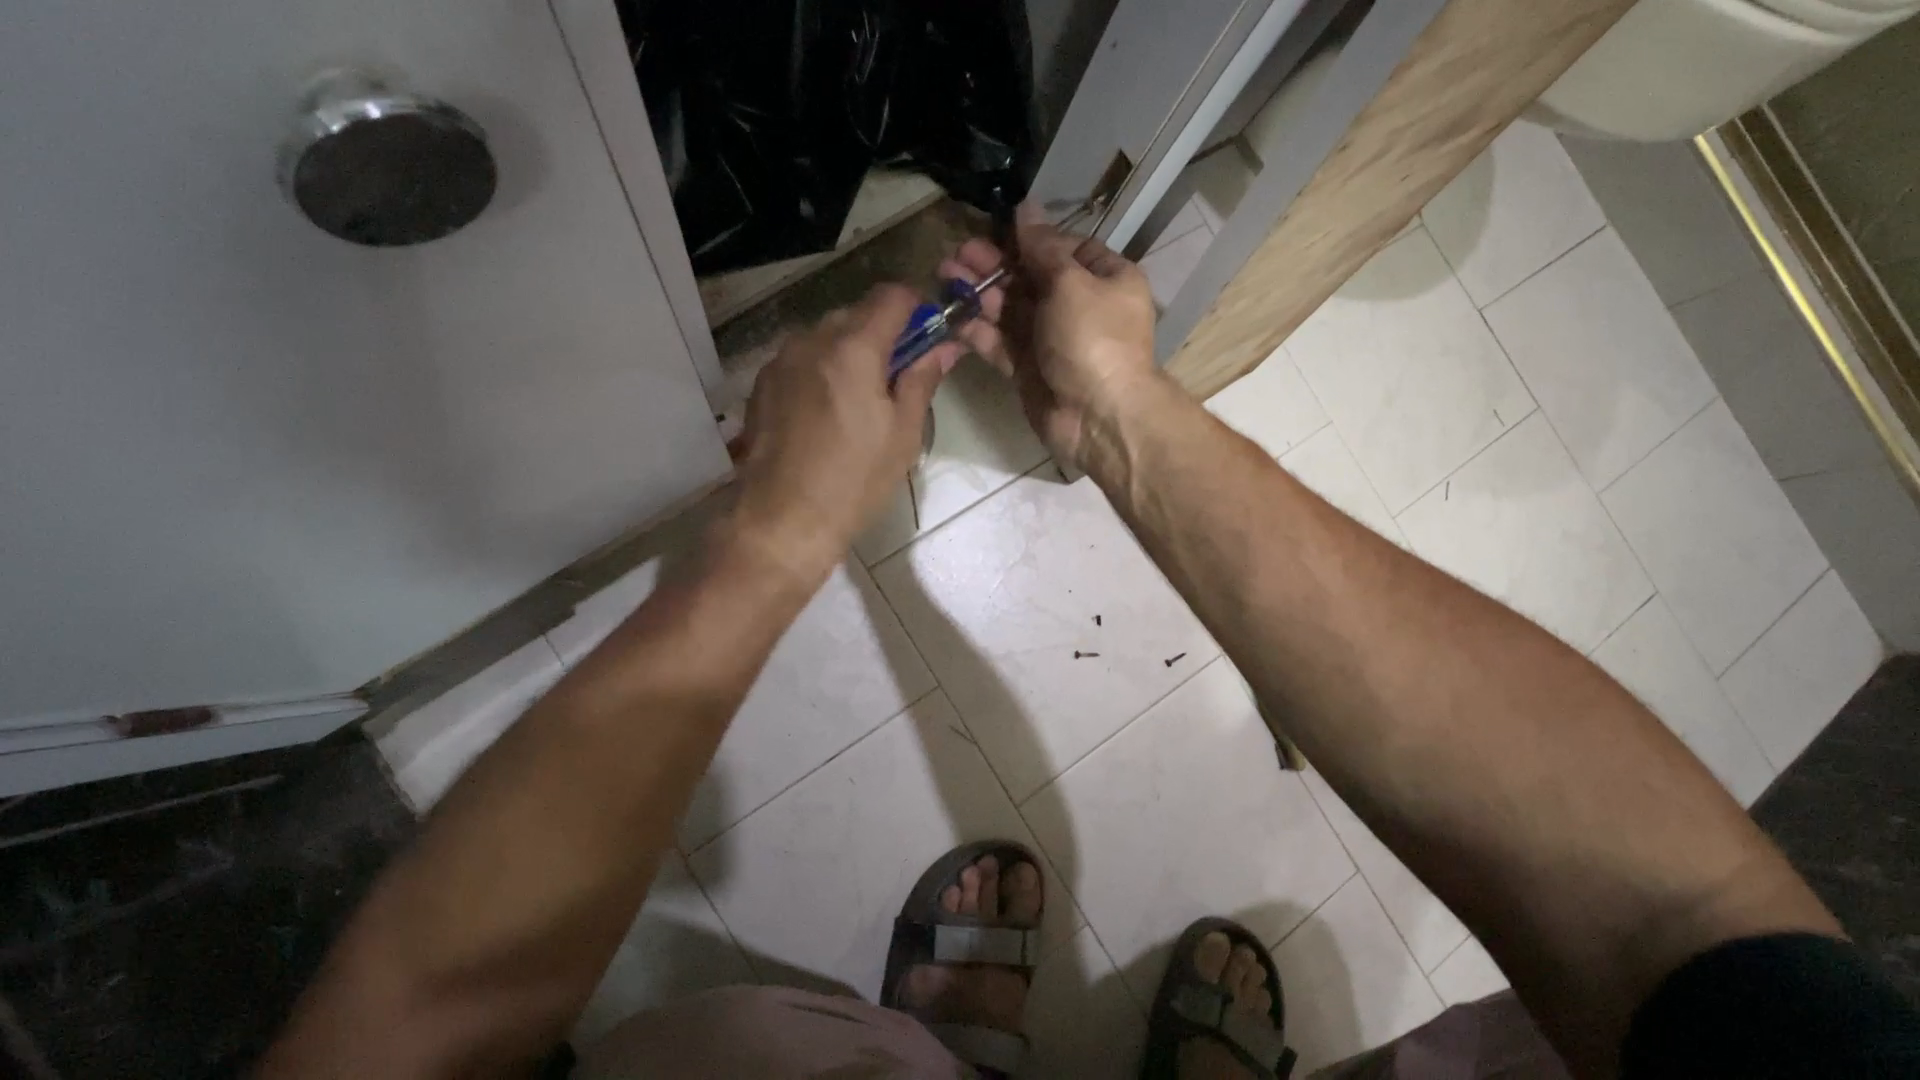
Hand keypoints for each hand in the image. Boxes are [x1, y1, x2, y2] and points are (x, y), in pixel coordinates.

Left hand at [727, 285, 954, 582]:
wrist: (781, 520)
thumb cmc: (853, 481)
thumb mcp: (902, 434)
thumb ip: (921, 379)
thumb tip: (942, 347)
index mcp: (853, 347)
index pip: (892, 296)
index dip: (918, 308)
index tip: (929, 337)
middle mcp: (812, 340)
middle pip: (857, 314)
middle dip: (884, 334)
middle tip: (900, 378)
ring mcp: (781, 361)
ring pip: (826, 336)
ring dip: (850, 352)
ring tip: (861, 401)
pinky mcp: (762, 384)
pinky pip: (802, 360)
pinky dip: (822, 371)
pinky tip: (827, 414)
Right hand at [938, 215, 1159, 470]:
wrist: (1099, 417)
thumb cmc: (1093, 339)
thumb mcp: (1071, 283)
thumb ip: (1041, 247)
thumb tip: (1025, 206)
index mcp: (1104, 279)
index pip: (1063, 249)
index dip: (1028, 239)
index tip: (993, 229)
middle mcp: (1079, 306)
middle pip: (1030, 278)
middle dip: (994, 265)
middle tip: (957, 254)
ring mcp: (1051, 340)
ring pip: (1010, 309)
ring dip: (979, 292)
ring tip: (944, 275)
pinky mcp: (1028, 369)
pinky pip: (1000, 343)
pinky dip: (978, 330)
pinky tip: (951, 315)